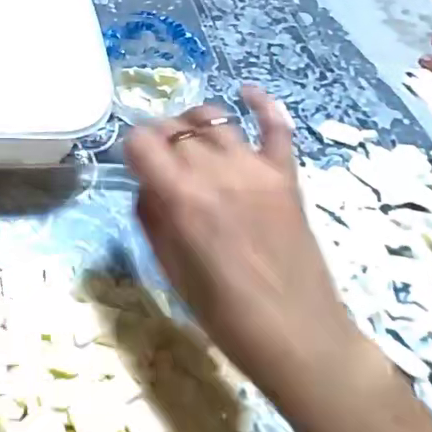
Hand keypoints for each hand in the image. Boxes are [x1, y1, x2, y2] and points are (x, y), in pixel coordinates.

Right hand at [126, 86, 369, 404]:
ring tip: (191, 143)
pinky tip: (246, 92)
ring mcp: (255, 170)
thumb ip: (151, 215)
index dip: (131, 149)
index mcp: (180, 197)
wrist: (300, 339)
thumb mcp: (168, 266)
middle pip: (173, 126)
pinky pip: (276, 127)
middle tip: (160, 162)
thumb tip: (147, 183)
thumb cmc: (223, 313)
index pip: (141, 140)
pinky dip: (262, 104)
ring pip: (213, 120)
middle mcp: (215, 172)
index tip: (134, 166)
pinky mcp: (286, 176)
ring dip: (193, 125)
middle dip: (158, 138)